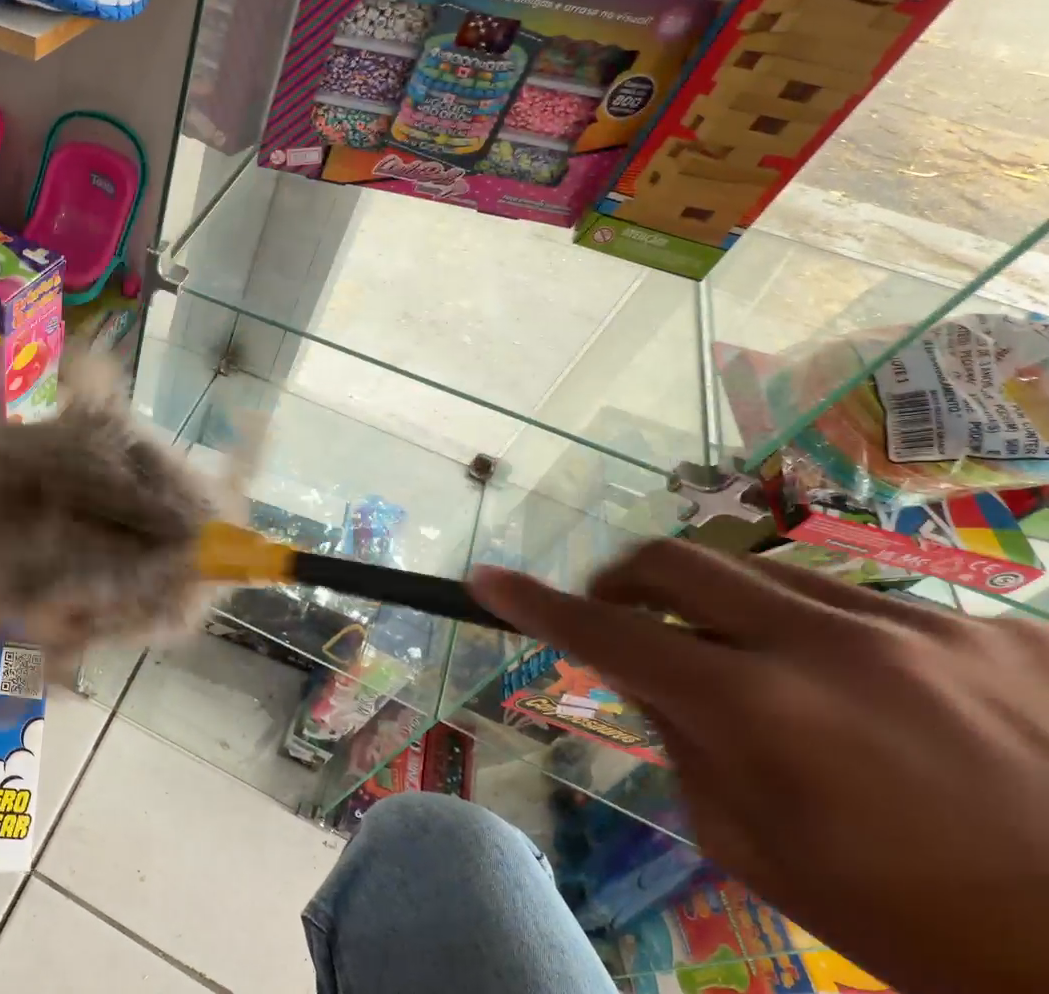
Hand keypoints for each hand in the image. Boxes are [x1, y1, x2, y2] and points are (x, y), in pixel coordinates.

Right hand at [468, 539, 1048, 993]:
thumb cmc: (911, 923)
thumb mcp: (756, 849)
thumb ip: (683, 743)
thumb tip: (650, 676)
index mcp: (761, 710)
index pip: (609, 633)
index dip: (536, 605)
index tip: (488, 580)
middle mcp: (834, 643)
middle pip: (679, 561)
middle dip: (623, 579)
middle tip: (616, 613)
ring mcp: (929, 626)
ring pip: (774, 575)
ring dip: (731, 610)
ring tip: (763, 672)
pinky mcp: (1008, 631)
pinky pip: (877, 610)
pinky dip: (836, 641)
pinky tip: (886, 705)